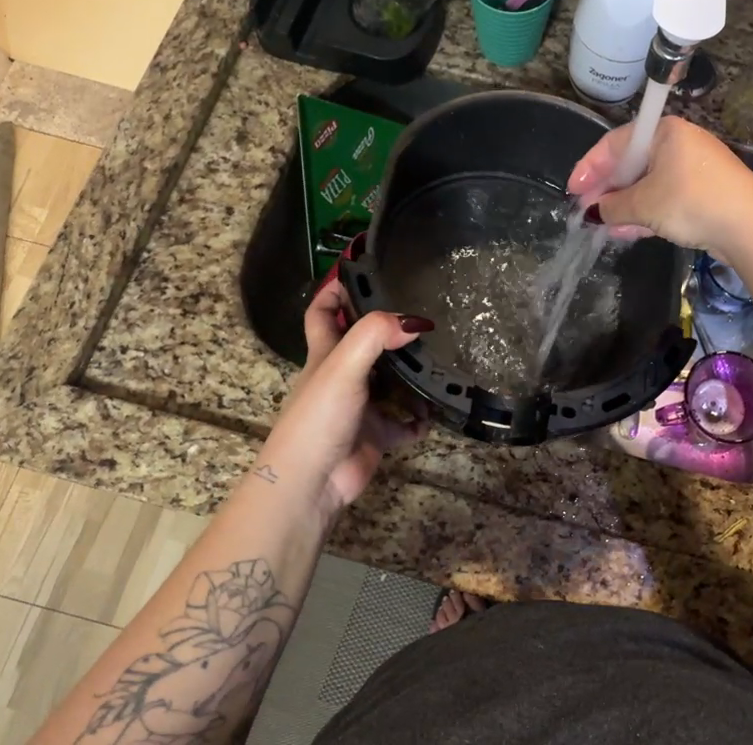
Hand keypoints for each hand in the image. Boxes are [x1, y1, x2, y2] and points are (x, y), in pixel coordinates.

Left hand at [259, 281, 429, 516]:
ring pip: (390, 381)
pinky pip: (404, 421)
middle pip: (364, 343)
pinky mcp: (376, 434)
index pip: (323, 311)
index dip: (337, 289)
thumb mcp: (342, 365)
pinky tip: (436, 411)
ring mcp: (360, 406)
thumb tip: (414, 322)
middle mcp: (342, 375)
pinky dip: (420, 418)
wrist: (311, 483)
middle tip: (422, 314)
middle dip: (388, 330)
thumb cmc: (318, 417)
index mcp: (324, 352)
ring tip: (441, 358)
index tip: (363, 271)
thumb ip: (375, 336)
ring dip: (412, 373)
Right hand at [565, 116, 752, 253]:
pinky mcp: (704, 193)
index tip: (572, 190)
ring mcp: (693, 169)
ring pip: (648, 184)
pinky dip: (645, 212)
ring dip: (624, 205)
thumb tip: (593, 211)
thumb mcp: (644, 204)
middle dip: (607, 190)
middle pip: (631, 164)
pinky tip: (627, 231)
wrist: (751, 227)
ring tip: (603, 227)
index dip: (589, 167)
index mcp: (664, 131)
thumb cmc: (692, 202)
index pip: (615, 144)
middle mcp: (679, 143)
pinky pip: (664, 198)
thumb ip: (612, 206)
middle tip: (585, 212)